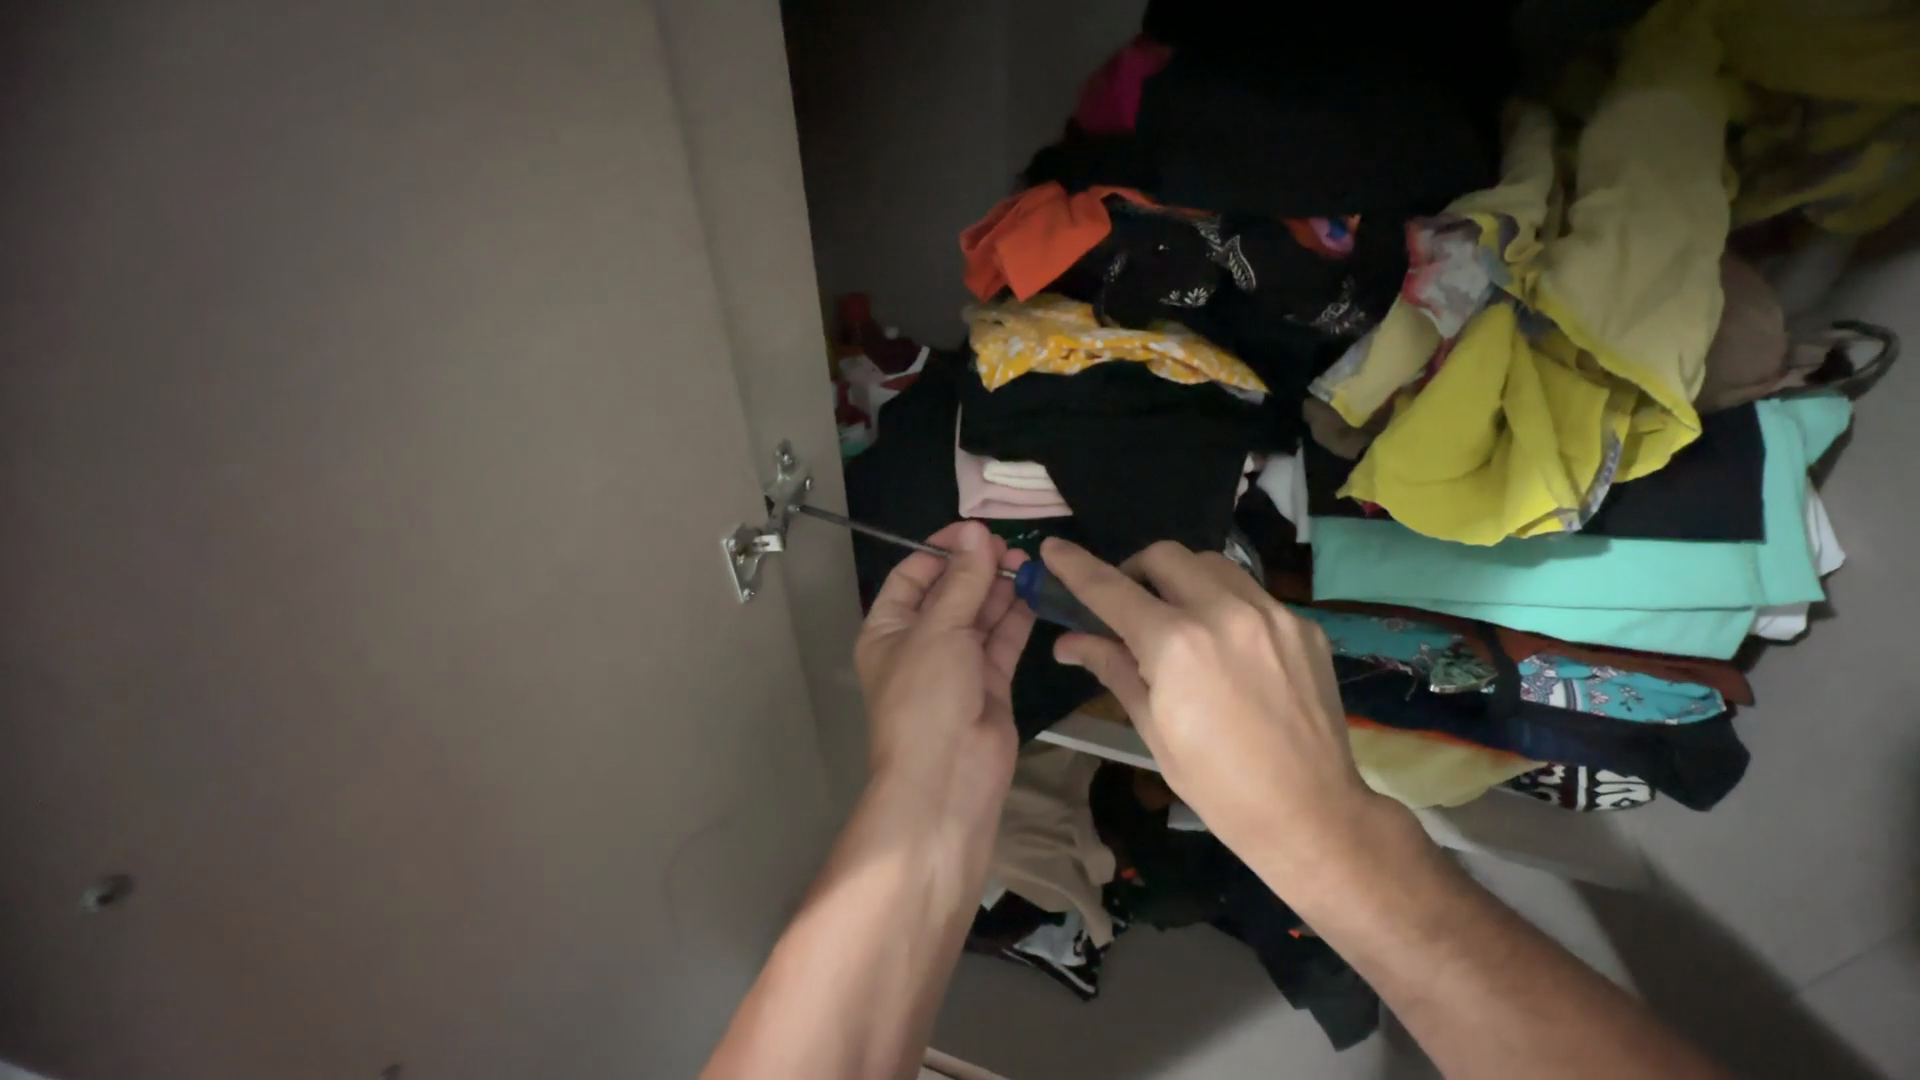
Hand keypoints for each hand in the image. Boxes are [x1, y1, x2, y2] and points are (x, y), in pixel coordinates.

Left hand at [855, 521, 1036, 827]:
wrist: (947, 779)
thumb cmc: (926, 697)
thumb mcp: (939, 630)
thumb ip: (963, 581)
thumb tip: (976, 534)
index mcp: (889, 628)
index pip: (913, 575)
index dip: (942, 549)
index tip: (976, 530)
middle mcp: (921, 642)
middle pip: (951, 592)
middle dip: (977, 568)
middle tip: (1011, 547)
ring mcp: (957, 664)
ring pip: (981, 615)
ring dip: (1001, 589)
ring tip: (1027, 563)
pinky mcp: (989, 682)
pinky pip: (1002, 641)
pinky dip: (1017, 617)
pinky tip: (1035, 592)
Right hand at [1040, 538, 1399, 889]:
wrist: (1310, 812)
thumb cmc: (1217, 784)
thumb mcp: (1152, 728)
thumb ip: (1112, 668)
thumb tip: (1069, 641)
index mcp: (1177, 645)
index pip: (1110, 589)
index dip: (1075, 566)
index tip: (1052, 548)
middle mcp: (1224, 613)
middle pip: (1164, 556)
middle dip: (1134, 570)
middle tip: (1127, 605)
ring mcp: (1271, 614)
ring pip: (1211, 563)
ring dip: (1181, 578)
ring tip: (1177, 618)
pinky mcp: (1302, 624)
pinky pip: (1251, 591)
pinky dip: (1223, 602)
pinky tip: (1225, 644)